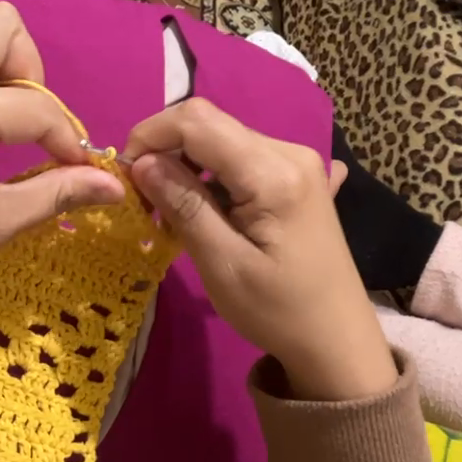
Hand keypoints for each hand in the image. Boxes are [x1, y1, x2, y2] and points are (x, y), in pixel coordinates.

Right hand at [123, 98, 393, 401]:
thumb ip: (183, 206)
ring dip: (182, 170)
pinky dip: (206, 180)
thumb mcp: (222, 264)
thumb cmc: (278, 310)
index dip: (149, 137)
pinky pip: (237, 161)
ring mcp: (295, 163)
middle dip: (163, 155)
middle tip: (144, 206)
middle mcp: (287, 152)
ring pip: (218, 142)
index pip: (196, 121)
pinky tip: (202, 213)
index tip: (126, 179)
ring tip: (170, 219)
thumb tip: (141, 163)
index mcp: (272, 171)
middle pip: (207, 125)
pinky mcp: (293, 178)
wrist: (336, 341)